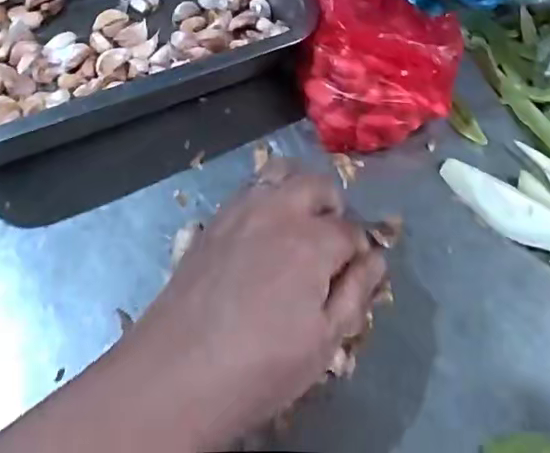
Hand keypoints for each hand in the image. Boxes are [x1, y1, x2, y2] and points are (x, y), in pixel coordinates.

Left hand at [130, 161, 385, 444]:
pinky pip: (251, 188)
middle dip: (333, 212)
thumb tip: (376, 259)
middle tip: (327, 250)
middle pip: (321, 186)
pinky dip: (267, 198)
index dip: (360, 254)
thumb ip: (356, 295)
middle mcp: (282, 210)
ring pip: (284, 173)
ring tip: (296, 229)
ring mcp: (244, 209)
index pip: (354, 231)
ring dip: (299, 192)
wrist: (173, 376)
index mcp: (314, 240)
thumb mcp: (323, 344)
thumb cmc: (257, 367)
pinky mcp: (215, 219)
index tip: (353, 277)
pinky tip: (261, 234)